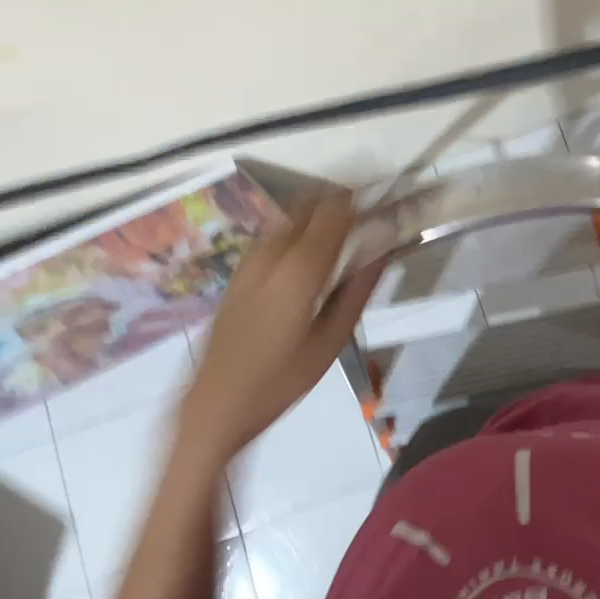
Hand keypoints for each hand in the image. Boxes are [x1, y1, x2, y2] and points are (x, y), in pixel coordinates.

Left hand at [179, 191, 382, 458]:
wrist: (214, 405)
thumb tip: (383, 250)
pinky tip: (310, 245)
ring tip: (346, 221)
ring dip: (318, 210)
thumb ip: (357, 290)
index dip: (361, 196)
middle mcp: (270, 254)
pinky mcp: (238, 272)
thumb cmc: (280, 381)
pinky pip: (273, 232)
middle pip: (309, 205)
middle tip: (370, 205)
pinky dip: (297, 226)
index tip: (385, 194)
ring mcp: (249, 261)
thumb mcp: (330, 341)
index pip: (334, 212)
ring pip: (289, 216)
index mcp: (298, 270)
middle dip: (341, 198)